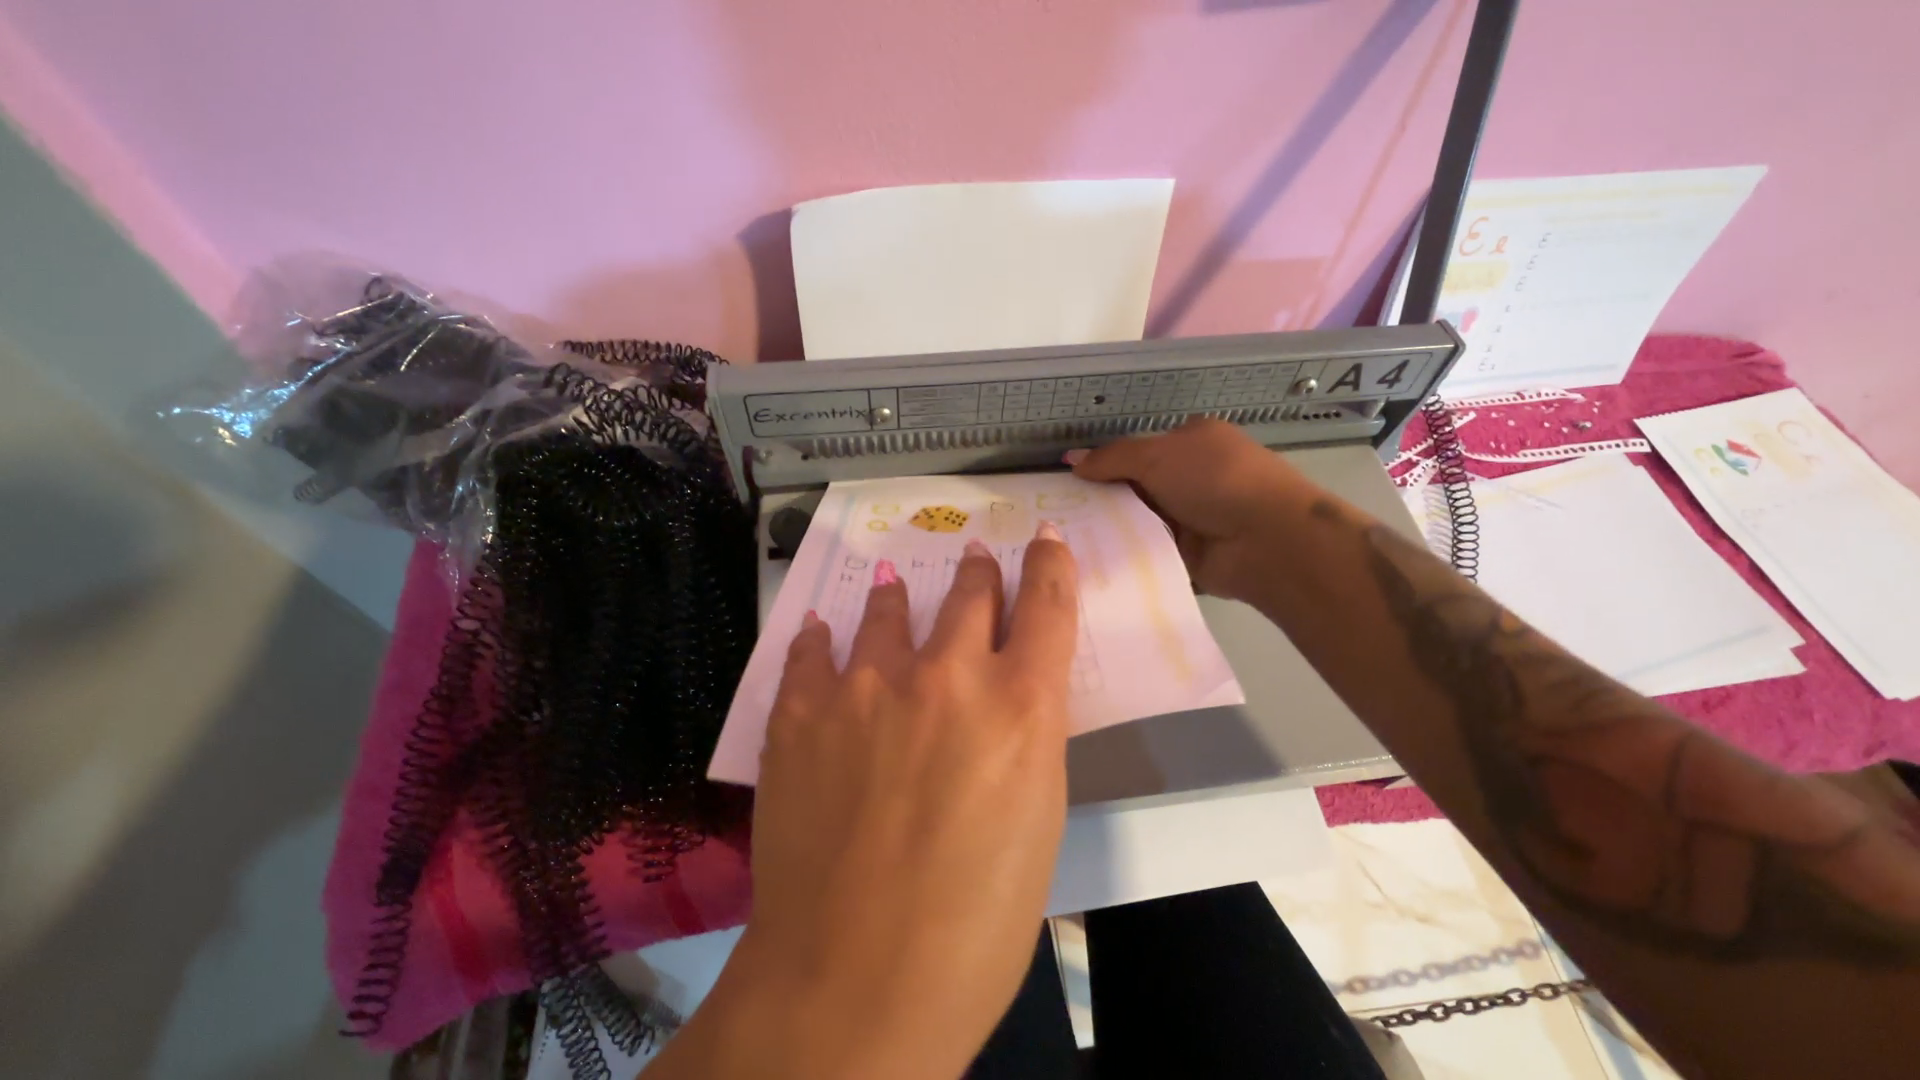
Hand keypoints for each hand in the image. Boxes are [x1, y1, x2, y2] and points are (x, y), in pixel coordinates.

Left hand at [717, 523, 1080, 1077]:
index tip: (1046, 540)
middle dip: (979, 573)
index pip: (1047, 605)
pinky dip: (821, 639)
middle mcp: (947, 675)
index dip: (1050, 564)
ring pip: (885, 612)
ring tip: (889, 581)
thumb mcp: (1036, 820)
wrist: (858, 976)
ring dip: (896, 596)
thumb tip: (1010, 705)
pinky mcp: (800, 712)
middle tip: (976, 557)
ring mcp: (866, 687)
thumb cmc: (978, 923)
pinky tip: (820, 631)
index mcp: (1021, 705)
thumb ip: (1025, 742)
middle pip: (969, 595)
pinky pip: (810, 653)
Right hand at [1070, 418, 1304, 603]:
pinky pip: (1149, 551)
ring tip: (1065, 539)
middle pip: (1136, 487)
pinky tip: (1091, 561)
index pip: (1139, 450)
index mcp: (1194, 442)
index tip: (1068, 482)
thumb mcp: (1158, 455)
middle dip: (1103, 499)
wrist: (1266, 539)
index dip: (1104, 464)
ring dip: (1112, 529)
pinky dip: (1127, 555)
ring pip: (1140, 521)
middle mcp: (1193, 478)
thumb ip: (1113, 458)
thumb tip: (1072, 461)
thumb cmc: (1215, 480)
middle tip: (1058, 513)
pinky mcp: (1189, 555)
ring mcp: (1192, 518)